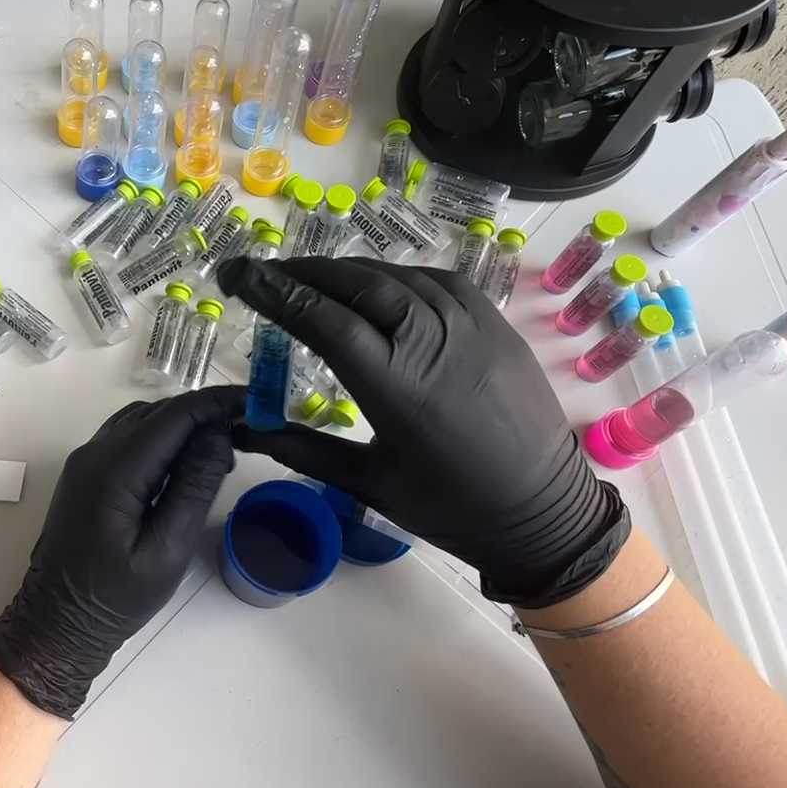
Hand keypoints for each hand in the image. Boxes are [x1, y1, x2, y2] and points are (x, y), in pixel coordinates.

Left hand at [0, 386, 241, 718]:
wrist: (58, 622)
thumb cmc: (115, 598)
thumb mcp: (167, 550)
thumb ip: (194, 487)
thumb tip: (218, 434)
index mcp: (115, 470)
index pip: (175, 415)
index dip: (218, 404)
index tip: (256, 405)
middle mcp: (95, 452)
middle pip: (158, 412)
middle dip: (204, 414)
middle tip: (245, 434)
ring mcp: (86, 459)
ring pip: (143, 420)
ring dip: (182, 424)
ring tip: (220, 449)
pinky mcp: (86, 471)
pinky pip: (129, 437)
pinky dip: (161, 437)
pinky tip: (183, 462)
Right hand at [217, 257, 628, 606]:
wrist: (547, 513)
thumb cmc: (450, 507)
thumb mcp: (367, 483)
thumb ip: (301, 449)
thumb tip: (243, 429)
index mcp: (396, 384)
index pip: (322, 319)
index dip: (274, 292)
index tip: (238, 275)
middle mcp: (432, 340)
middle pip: (354, 284)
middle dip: (301, 274)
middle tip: (264, 275)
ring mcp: (469, 325)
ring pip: (394, 277)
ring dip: (345, 274)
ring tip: (309, 280)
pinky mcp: (494, 322)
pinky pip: (436, 282)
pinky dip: (394, 278)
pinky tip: (375, 288)